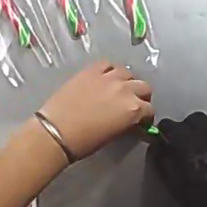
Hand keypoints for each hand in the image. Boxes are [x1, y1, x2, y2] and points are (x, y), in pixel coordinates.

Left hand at [35, 61, 154, 160]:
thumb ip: (127, 123)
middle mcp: (125, 89)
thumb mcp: (114, 135)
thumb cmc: (85, 141)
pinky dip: (110, 70)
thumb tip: (131, 120)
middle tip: (133, 103)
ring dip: (127, 82)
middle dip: (141, 96)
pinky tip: (105, 77)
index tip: (141, 120)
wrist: (56, 132)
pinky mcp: (91, 71)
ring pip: (127, 73)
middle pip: (144, 87)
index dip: (146, 116)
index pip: (149, 109)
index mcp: (133, 109)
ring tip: (119, 89)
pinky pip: (107, 64)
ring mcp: (108, 77)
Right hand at [149, 112, 206, 206]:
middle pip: (194, 119)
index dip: (168, 133)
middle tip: (191, 145)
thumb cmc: (200, 203)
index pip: (169, 124)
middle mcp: (206, 130)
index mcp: (184, 141)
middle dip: (190, 129)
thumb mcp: (173, 183)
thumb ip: (162, 160)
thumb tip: (157, 144)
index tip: (167, 140)